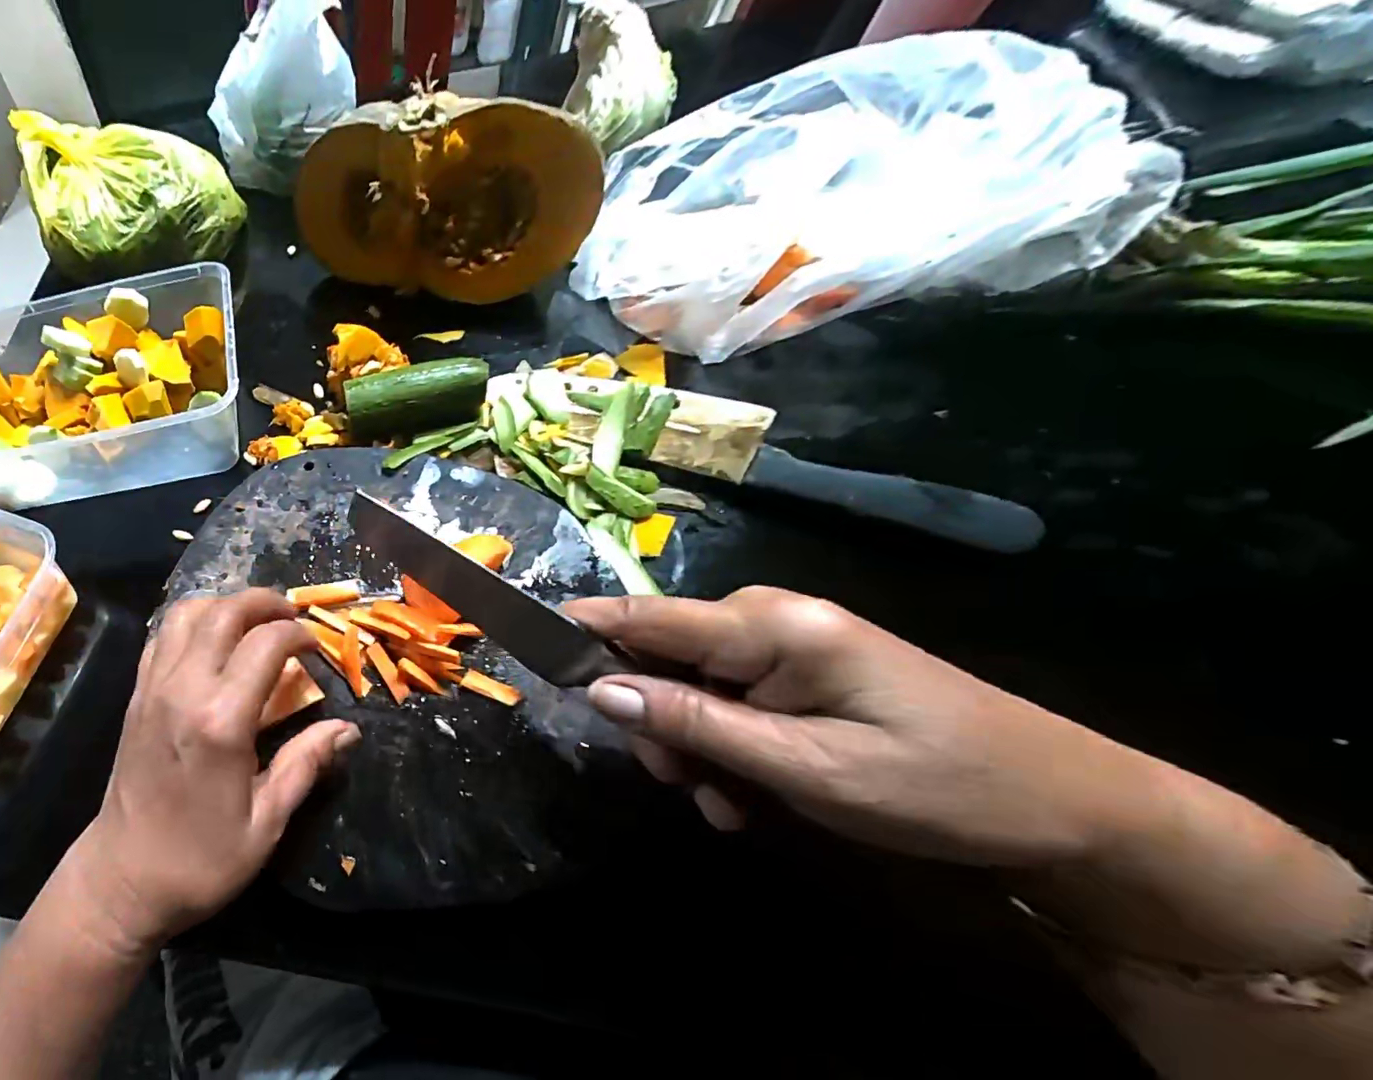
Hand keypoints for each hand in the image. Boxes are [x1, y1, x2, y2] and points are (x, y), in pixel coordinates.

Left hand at [62, 590, 357, 954]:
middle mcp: (183, 690)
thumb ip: (307, 763)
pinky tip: (215, 644)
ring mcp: (153, 688)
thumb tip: (349, 729)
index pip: (266, 643)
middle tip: (293, 618)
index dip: (299, 634)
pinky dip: (194, 623)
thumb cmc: (201, 859)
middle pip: (225, 613)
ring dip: (227, 606)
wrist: (121, 881)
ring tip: (255, 623)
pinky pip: (163, 636)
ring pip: (187, 613)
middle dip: (266, 603)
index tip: (317, 648)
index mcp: (222, 721)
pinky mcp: (136, 696)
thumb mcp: (267, 821)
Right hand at [563, 588, 1151, 867]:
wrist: (1064, 805)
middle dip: (657, 722)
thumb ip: (695, 725)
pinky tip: (750, 794)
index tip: (530, 642)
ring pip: (692, 687)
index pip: (649, 616)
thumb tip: (601, 691)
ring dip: (693, 745)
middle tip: (683, 785)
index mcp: (770, 625)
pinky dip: (725, 746)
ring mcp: (785, 644)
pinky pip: (730, 699)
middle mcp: (768, 619)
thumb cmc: (936, 783)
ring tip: (732, 804)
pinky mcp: (799, 670)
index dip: (585, 628)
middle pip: (664, 658)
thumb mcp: (804, 768)